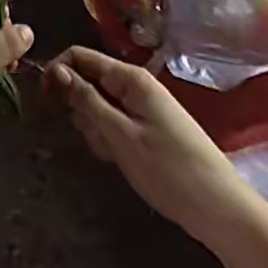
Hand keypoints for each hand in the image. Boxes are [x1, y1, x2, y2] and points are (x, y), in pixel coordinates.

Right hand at [48, 47, 244, 229]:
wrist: (222, 212)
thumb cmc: (170, 170)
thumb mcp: (120, 135)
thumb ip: (85, 100)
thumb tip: (55, 70)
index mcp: (130, 78)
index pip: (79, 56)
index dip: (58, 73)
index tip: (46, 100)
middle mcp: (135, 85)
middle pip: (86, 80)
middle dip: (78, 107)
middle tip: (93, 136)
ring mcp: (141, 107)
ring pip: (97, 105)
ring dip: (93, 127)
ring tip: (110, 152)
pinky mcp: (145, 128)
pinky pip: (112, 122)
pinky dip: (107, 138)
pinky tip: (118, 158)